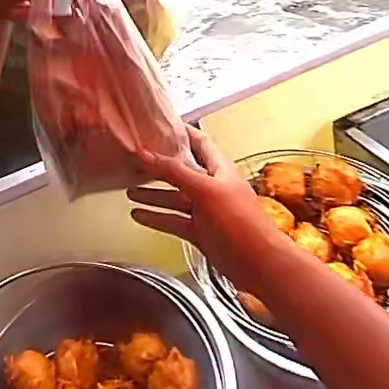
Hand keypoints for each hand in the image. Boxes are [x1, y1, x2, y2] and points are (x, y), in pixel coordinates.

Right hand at [127, 129, 289, 299]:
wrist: (258, 264)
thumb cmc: (241, 223)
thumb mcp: (205, 191)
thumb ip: (175, 173)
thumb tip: (147, 154)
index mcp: (220, 169)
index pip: (200, 143)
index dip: (183, 132)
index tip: (164, 124)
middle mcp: (213, 187)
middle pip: (183, 171)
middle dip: (161, 166)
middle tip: (138, 159)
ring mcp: (207, 211)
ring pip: (176, 198)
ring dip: (154, 194)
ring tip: (130, 190)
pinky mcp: (201, 232)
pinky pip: (174, 220)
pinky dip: (157, 217)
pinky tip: (139, 215)